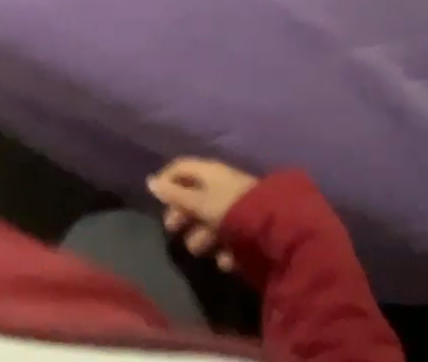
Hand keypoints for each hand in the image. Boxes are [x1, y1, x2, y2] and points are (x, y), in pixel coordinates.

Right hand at [147, 158, 258, 272]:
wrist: (277, 231)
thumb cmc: (231, 209)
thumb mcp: (199, 202)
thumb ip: (174, 194)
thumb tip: (149, 181)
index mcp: (208, 173)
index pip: (180, 168)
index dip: (166, 180)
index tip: (157, 201)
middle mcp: (220, 187)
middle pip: (193, 197)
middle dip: (183, 215)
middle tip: (174, 230)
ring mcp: (235, 209)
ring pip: (210, 222)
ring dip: (202, 237)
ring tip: (202, 250)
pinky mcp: (248, 232)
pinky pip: (229, 239)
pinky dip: (225, 250)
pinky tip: (226, 260)